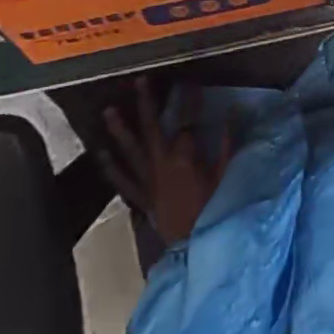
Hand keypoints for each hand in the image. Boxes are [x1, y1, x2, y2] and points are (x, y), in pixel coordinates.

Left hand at [99, 81, 232, 246]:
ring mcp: (148, 182)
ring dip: (119, 130)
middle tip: (139, 80)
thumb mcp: (227, 177)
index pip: (187, 122)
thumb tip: (233, 113)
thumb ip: (228, 144)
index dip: (191, 102)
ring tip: (108, 110)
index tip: (191, 83)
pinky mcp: (141, 198)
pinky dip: (111, 168)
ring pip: (131, 151)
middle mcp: (161, 165)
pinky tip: (100, 153)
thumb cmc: (215, 212)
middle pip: (152, 128)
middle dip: (146, 103)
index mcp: (184, 158)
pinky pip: (123, 181)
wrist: (195, 252)